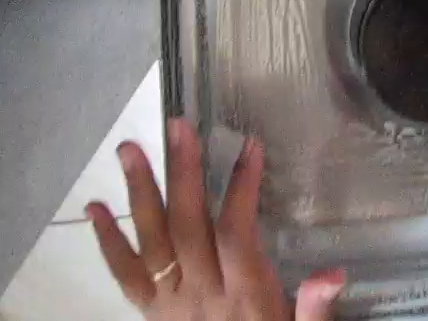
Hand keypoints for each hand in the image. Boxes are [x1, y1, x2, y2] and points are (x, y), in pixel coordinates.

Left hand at [87, 118, 346, 320]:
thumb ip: (315, 310)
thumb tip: (335, 273)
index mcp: (243, 296)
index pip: (237, 235)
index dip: (242, 189)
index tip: (251, 145)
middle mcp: (201, 296)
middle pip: (187, 229)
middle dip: (183, 174)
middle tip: (178, 125)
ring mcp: (171, 304)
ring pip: (151, 245)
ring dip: (138, 195)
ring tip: (129, 149)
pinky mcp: (151, 313)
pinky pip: (125, 278)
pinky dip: (107, 242)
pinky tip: (92, 207)